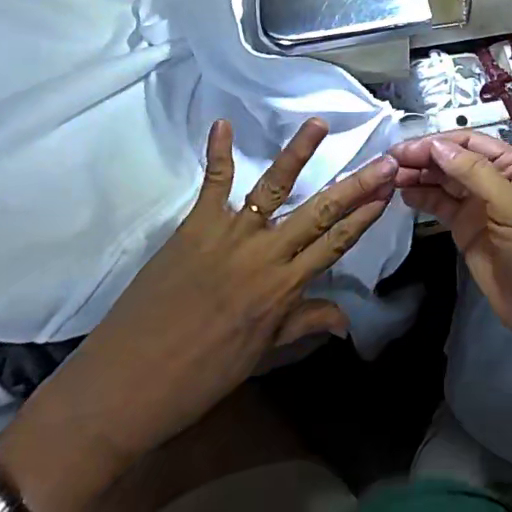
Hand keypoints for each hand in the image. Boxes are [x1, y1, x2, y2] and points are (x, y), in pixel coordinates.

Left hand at [0, 118, 397, 511]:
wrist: (123, 388)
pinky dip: (217, 153)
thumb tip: (345, 320)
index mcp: (282, 290)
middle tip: (385, 160)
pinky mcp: (193, 228)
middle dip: (356, 185)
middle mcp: (263, 255)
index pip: (334, 245)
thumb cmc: (197, 378)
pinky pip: (211, 185)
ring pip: (272, 188)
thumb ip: (301, 323)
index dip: (364, 217)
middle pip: (319, 212)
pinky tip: (223, 123)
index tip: (389, 192)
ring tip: (319, 123)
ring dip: (298, 154)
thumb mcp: (258, 354)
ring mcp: (228, 236)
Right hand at [391, 130, 511, 341]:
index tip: (405, 148)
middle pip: (454, 160)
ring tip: (389, 176)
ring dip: (419, 176)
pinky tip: (404, 194)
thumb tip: (437, 145)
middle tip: (389, 162)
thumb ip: (475, 174)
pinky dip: (423, 198)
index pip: (470, 143)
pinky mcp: (468, 231)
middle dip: (423, 158)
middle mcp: (496, 180)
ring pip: (444, 182)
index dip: (438, 142)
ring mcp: (480, 206)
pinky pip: (441, 207)